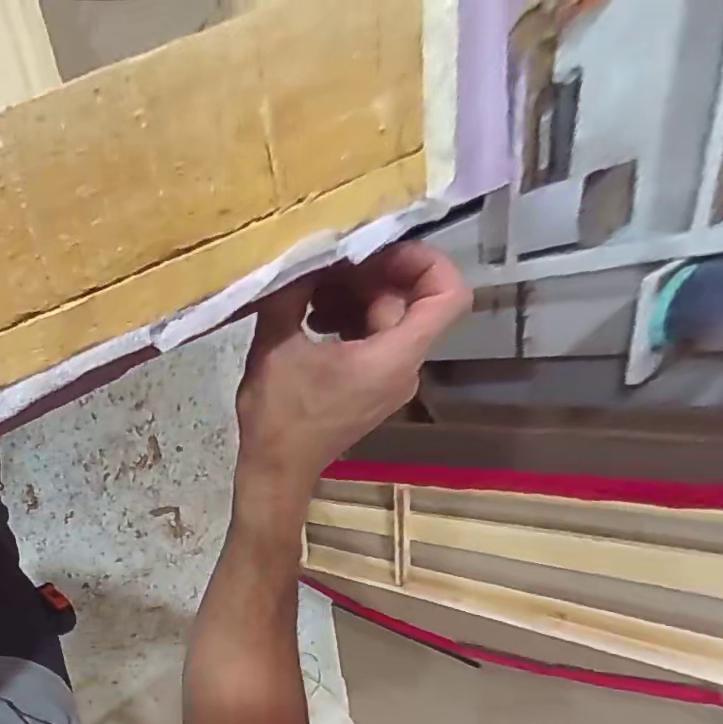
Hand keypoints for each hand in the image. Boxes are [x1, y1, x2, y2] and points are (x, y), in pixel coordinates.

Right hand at [234, 242, 469, 495]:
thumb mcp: (275, 348)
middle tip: (325, 270)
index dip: (423, 262)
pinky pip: (374, 345)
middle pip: (409, 305)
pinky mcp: (370, 393)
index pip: (448, 295)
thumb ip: (289, 297)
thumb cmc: (279, 415)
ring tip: (309, 299)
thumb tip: (299, 260)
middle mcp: (403, 370)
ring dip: (355, 302)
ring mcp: (388, 384)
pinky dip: (350, 326)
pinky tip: (311, 323)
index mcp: (393, 357)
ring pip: (389, 324)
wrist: (275, 470)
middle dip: (369, 279)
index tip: (377, 253)